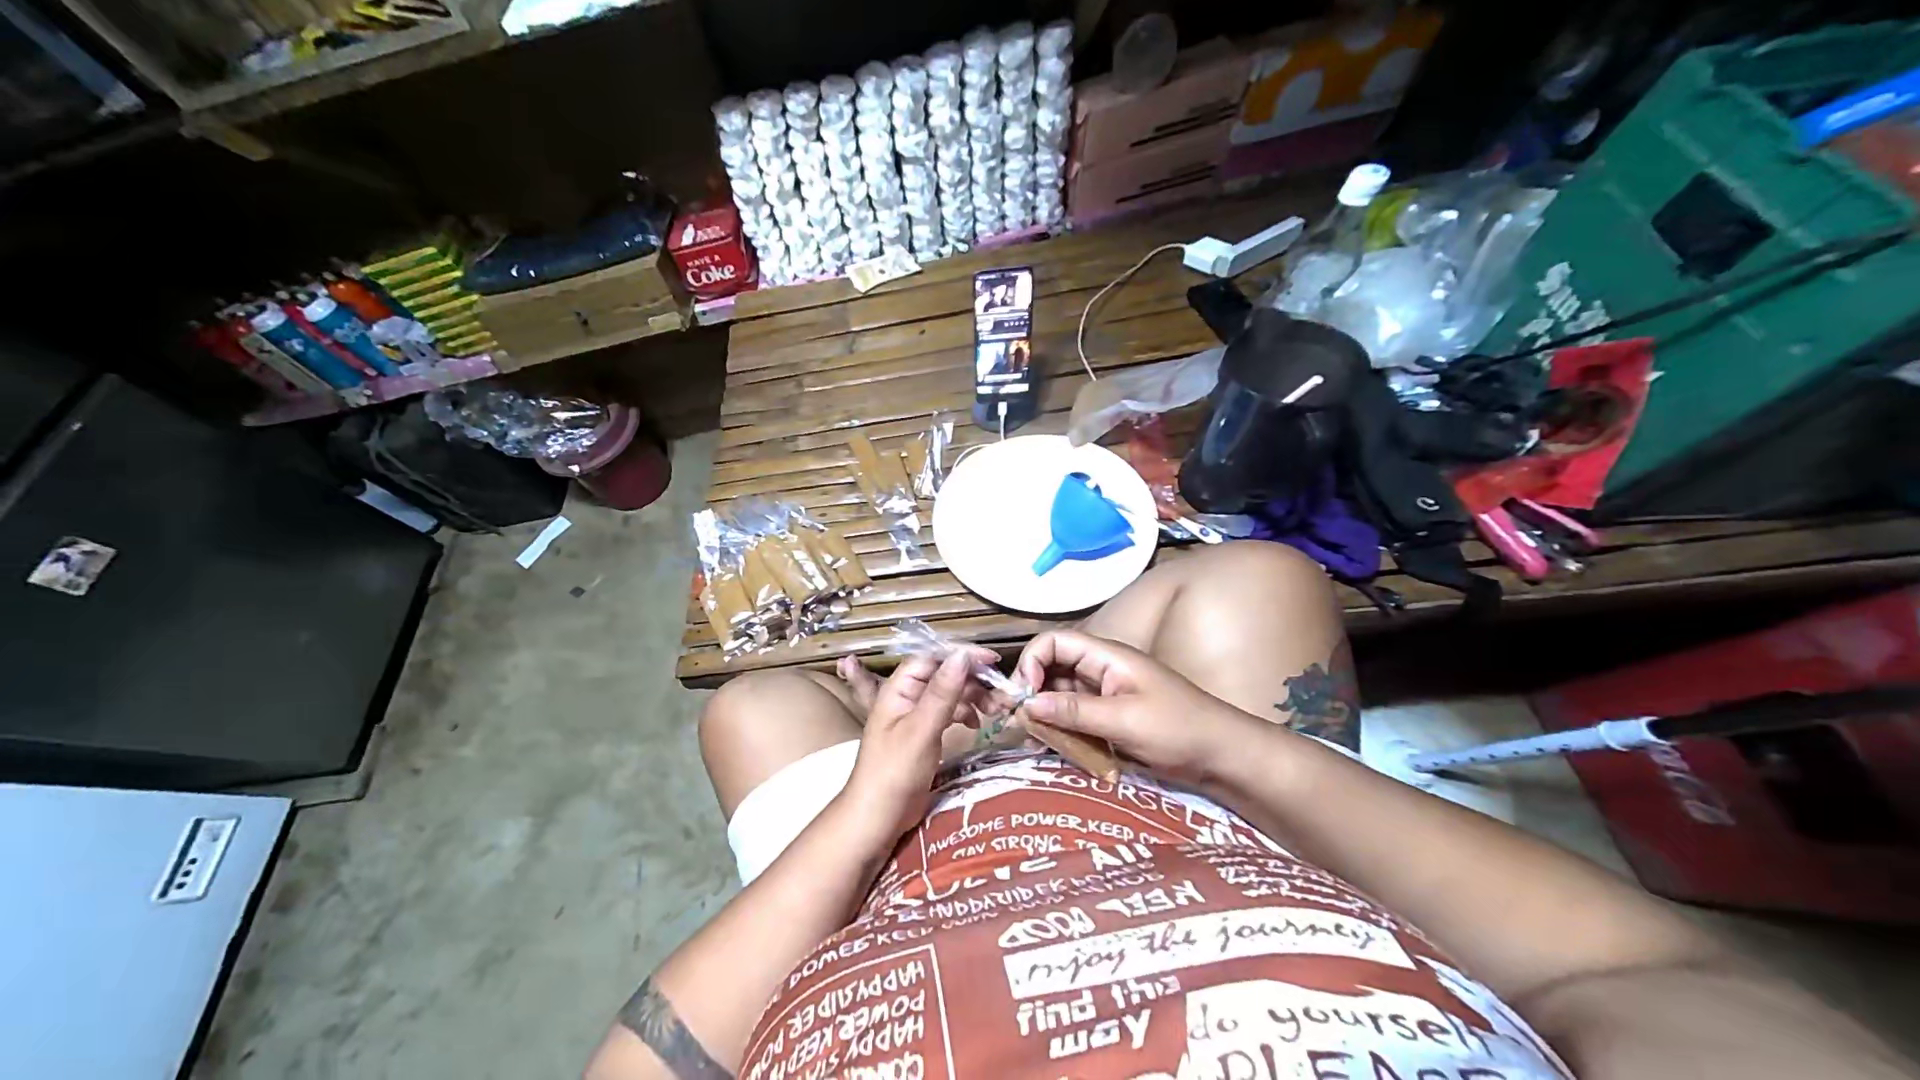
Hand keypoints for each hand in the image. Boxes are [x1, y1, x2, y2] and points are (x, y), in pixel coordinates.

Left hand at [839, 649, 994, 839]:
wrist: (877, 818)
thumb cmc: (893, 773)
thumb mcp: (921, 730)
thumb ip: (942, 693)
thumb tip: (963, 655)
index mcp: (899, 689)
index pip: (933, 657)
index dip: (962, 654)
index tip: (992, 661)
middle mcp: (906, 697)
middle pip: (944, 673)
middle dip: (973, 679)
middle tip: (1000, 693)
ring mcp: (915, 716)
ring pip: (949, 693)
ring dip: (973, 696)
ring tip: (995, 710)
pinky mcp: (924, 734)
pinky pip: (948, 712)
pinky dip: (965, 713)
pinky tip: (977, 723)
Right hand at [1012, 629, 1272, 789]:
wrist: (1221, 757)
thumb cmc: (1179, 729)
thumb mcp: (1125, 720)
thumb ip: (1075, 711)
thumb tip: (1028, 703)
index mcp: (1106, 656)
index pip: (1054, 642)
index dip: (1031, 661)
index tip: (1022, 695)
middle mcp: (1099, 671)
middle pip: (1050, 668)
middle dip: (1029, 691)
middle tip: (1016, 721)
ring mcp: (1102, 695)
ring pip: (1057, 695)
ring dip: (1041, 714)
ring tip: (1028, 739)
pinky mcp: (1106, 719)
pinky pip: (1071, 718)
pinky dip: (1057, 730)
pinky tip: (1047, 747)